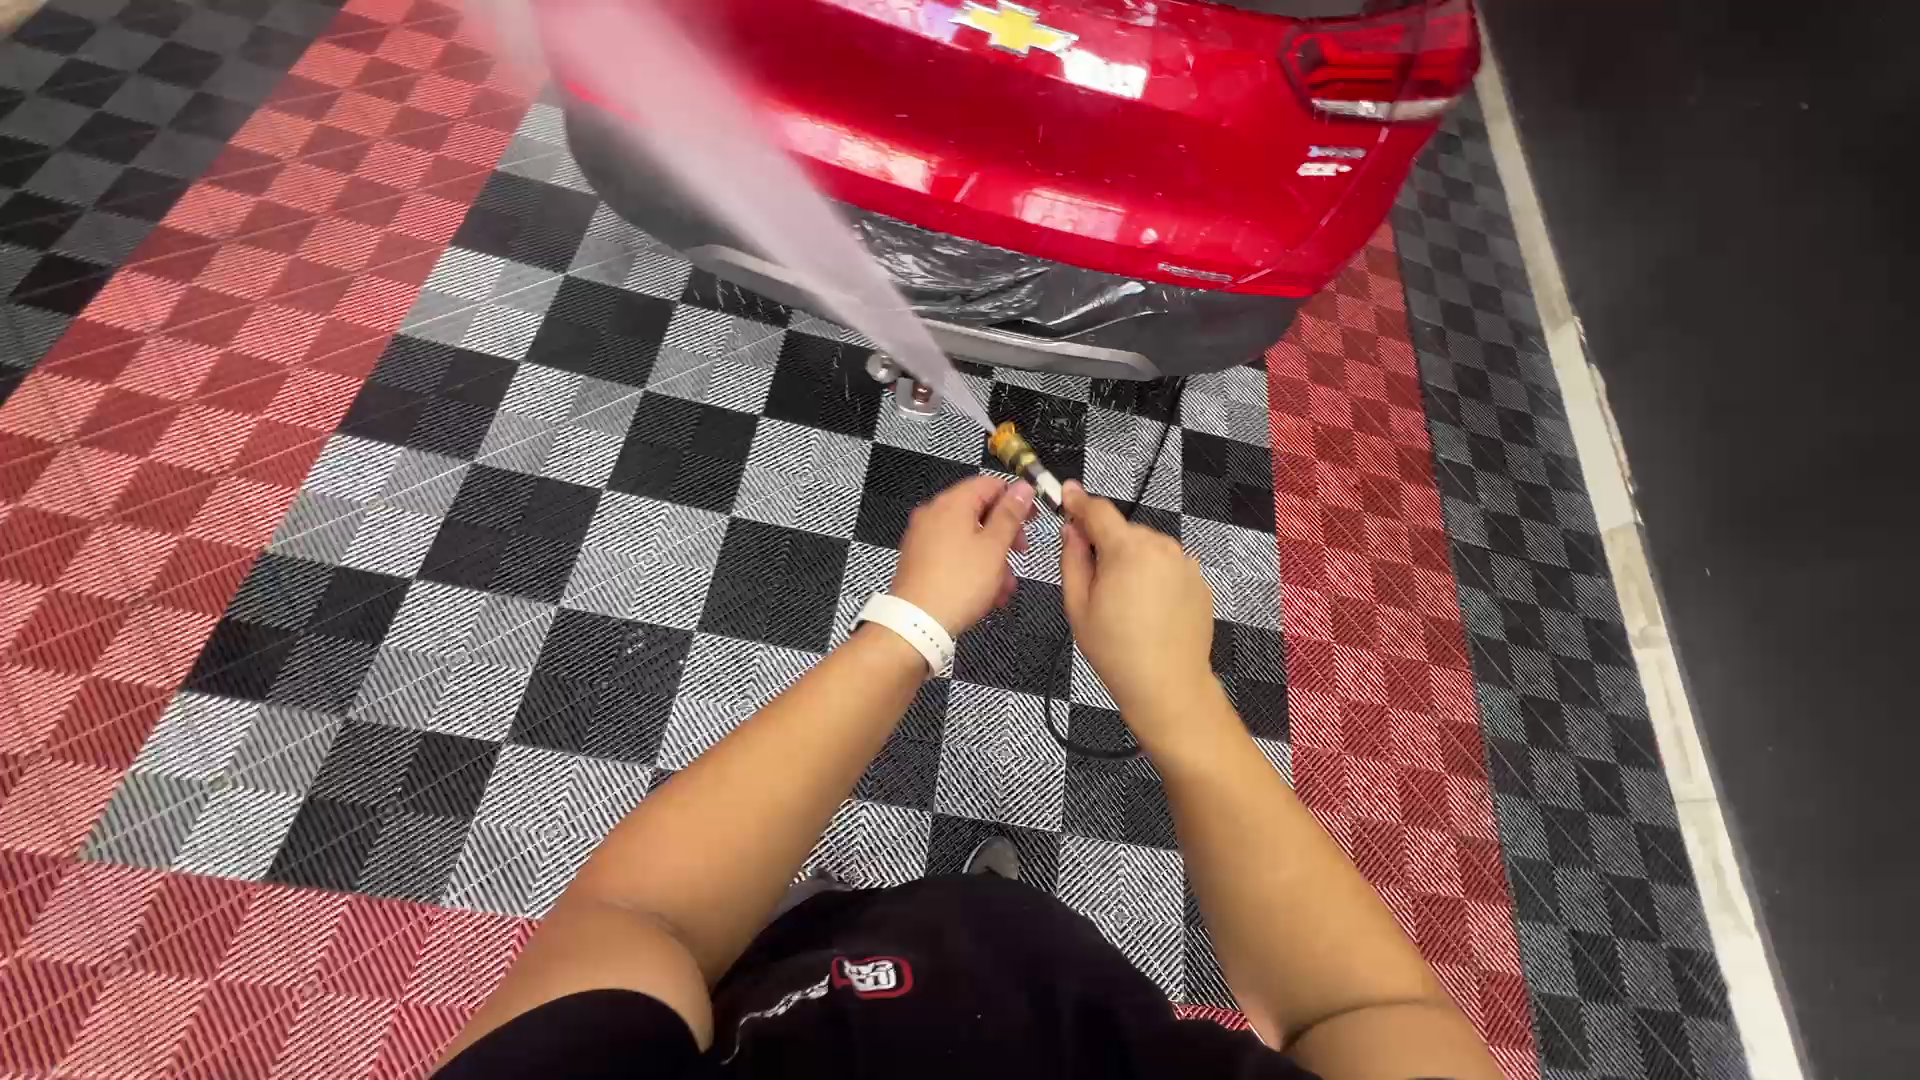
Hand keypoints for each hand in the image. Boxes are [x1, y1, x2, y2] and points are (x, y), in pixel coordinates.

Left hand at [889, 475, 1034, 636]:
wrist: (918, 624)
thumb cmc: (956, 585)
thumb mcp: (994, 547)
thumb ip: (1010, 514)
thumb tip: (1022, 489)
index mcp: (951, 504)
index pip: (989, 484)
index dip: (1015, 498)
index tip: (1032, 516)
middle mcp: (933, 515)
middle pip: (978, 511)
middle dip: (1005, 533)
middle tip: (1021, 551)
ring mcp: (923, 538)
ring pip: (968, 537)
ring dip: (993, 556)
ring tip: (1006, 584)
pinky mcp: (920, 560)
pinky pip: (954, 555)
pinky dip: (973, 567)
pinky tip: (987, 592)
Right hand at [1059, 481, 1215, 732]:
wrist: (1168, 684)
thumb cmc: (1115, 649)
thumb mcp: (1077, 605)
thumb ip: (1072, 559)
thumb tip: (1071, 529)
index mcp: (1127, 549)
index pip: (1099, 511)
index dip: (1079, 502)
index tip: (1066, 494)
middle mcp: (1161, 547)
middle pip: (1124, 530)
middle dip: (1106, 544)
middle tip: (1094, 580)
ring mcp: (1185, 563)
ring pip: (1147, 547)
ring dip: (1131, 559)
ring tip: (1124, 600)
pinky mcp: (1199, 580)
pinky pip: (1167, 565)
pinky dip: (1154, 575)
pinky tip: (1147, 607)